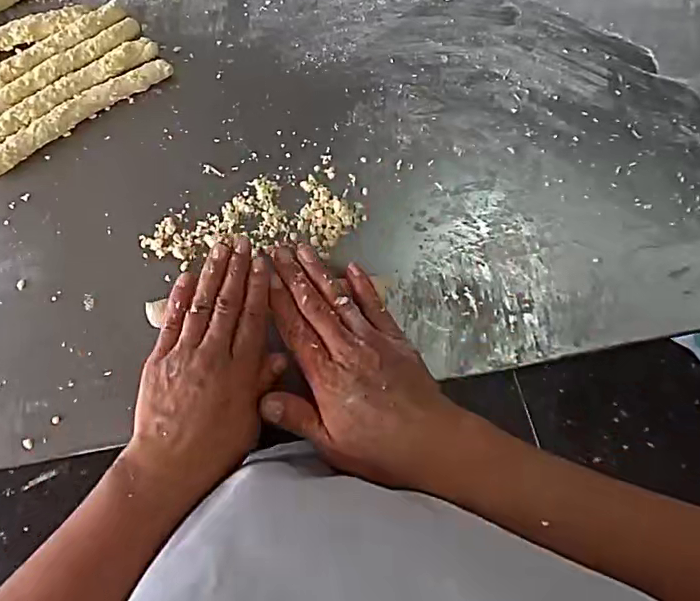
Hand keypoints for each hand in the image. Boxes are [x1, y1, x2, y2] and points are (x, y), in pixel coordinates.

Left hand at [123, 242, 284, 498]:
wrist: (167, 465)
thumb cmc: (212, 450)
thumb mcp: (247, 422)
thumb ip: (261, 385)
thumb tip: (276, 357)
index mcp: (239, 372)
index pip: (252, 319)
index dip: (258, 288)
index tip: (262, 265)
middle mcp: (213, 356)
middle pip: (229, 303)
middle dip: (237, 269)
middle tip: (243, 243)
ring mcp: (184, 353)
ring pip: (203, 304)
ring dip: (212, 273)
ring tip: (220, 248)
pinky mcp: (160, 357)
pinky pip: (173, 320)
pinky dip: (180, 296)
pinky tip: (187, 276)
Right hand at [263, 244, 490, 489]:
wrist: (437, 445)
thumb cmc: (382, 451)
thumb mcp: (333, 444)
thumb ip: (298, 417)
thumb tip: (262, 399)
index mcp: (326, 375)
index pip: (295, 329)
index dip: (277, 300)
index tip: (264, 275)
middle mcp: (345, 349)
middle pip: (312, 306)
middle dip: (292, 275)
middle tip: (276, 250)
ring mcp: (371, 340)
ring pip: (338, 300)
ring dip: (318, 272)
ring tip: (302, 249)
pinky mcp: (394, 340)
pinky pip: (375, 307)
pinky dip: (363, 286)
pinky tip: (351, 267)